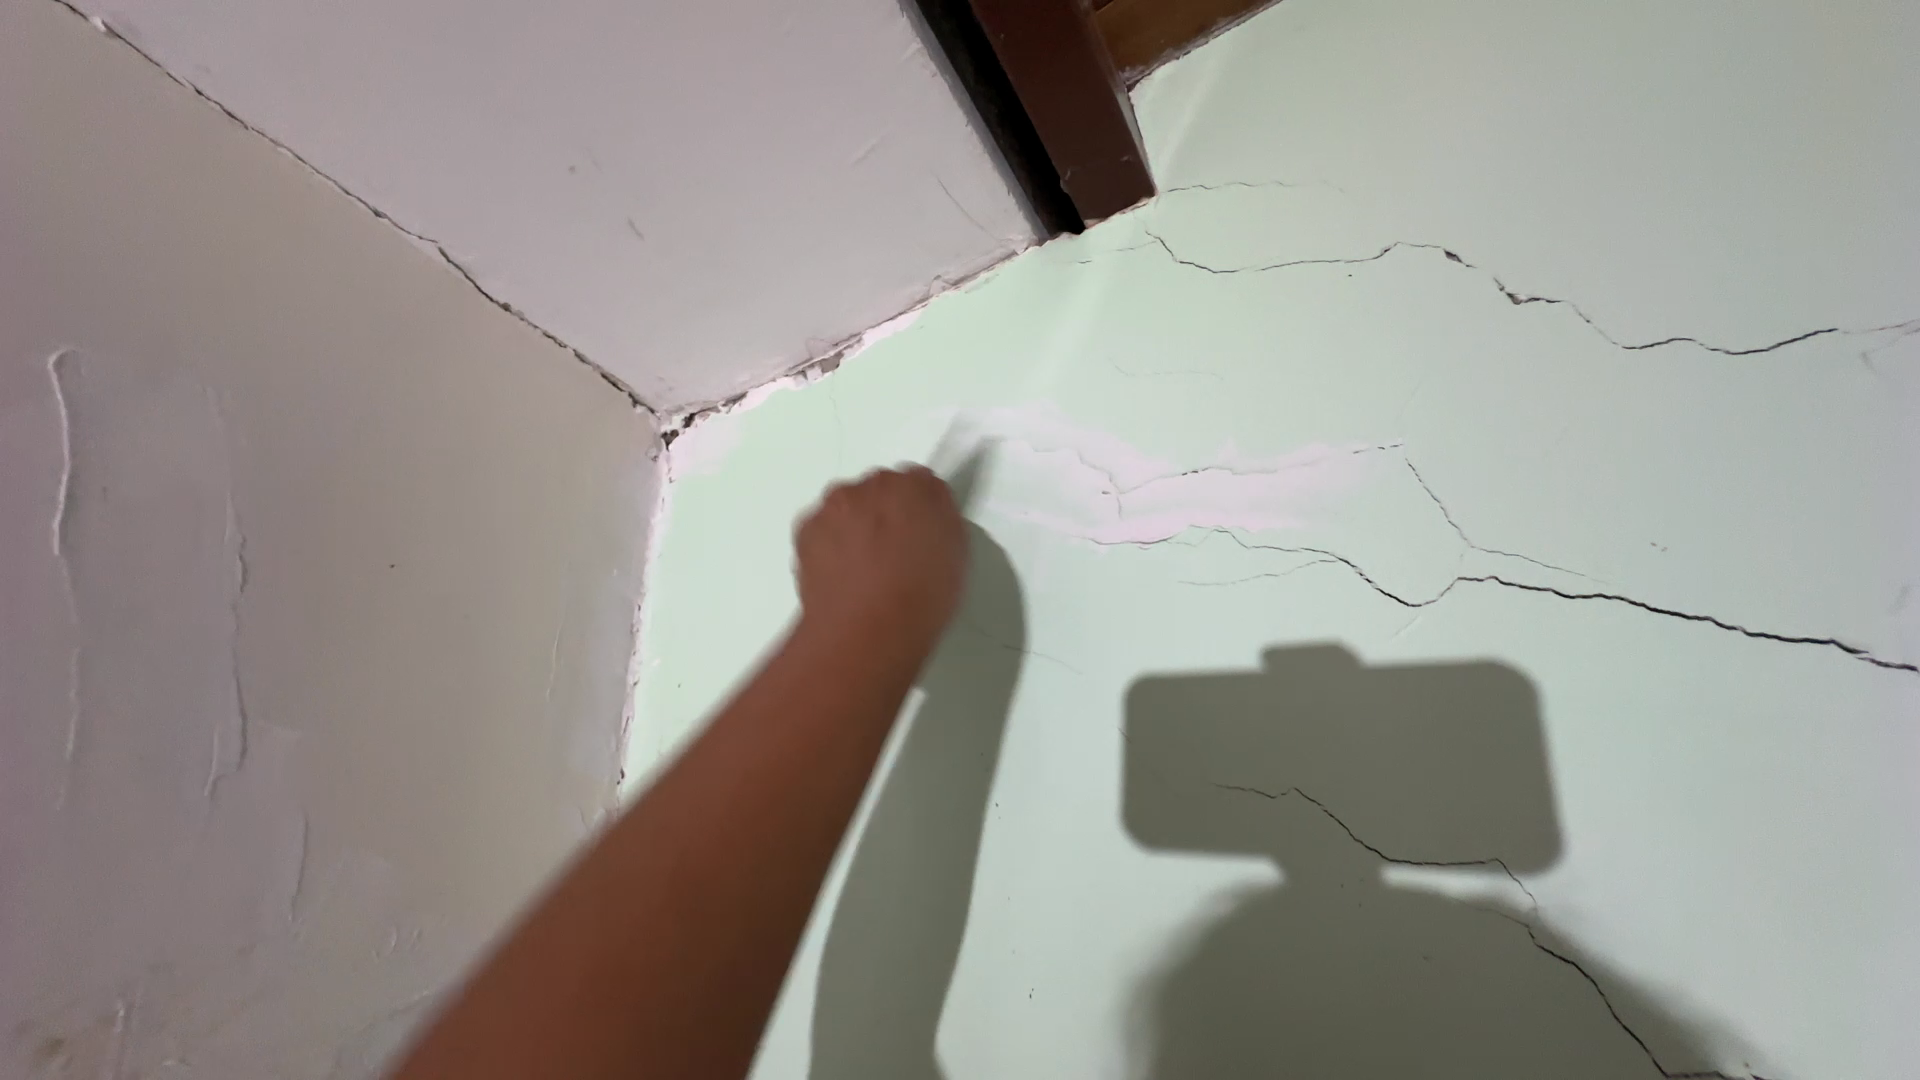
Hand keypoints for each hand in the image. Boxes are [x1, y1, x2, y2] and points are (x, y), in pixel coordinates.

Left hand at [794, 466, 967, 649]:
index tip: (919, 533)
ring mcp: (835, 505)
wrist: (867, 629)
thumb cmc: (922, 597)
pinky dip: (828, 543)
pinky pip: (821, 528)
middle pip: (879, 489)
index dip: (919, 508)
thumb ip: (940, 521)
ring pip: (846, 506)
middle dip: (884, 513)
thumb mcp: (955, 555)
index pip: (919, 482)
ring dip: (853, 525)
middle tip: (891, 553)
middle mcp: (873, 484)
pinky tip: (839, 575)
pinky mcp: (806, 529)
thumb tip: (926, 514)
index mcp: (917, 486)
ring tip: (861, 569)